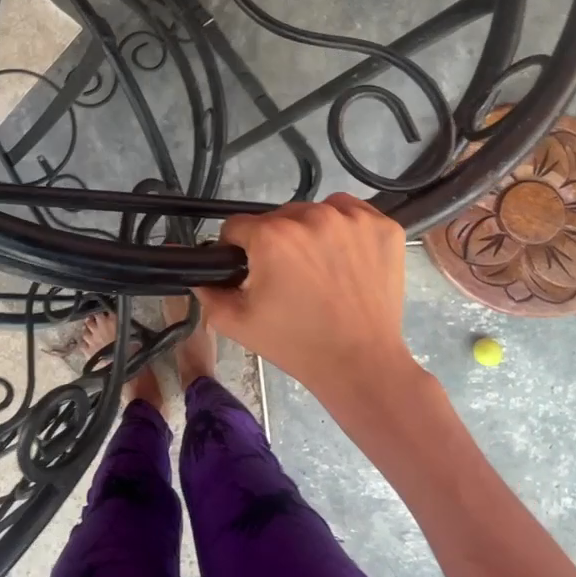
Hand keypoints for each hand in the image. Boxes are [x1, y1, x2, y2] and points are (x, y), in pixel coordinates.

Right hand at [193, 194, 419, 404]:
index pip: (237, 226)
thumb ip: (205, 289)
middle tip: (286, 279)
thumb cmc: (295, 344)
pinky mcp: (383, 227)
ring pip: (313, 212)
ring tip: (317, 268)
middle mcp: (311, 217)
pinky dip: (344, 228)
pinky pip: (351, 212)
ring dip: (308, 232)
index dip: (237, 250)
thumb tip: (192, 269)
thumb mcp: (235, 322)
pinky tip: (344, 257)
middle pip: (277, 217)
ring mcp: (351, 220)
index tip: (250, 272)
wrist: (361, 365)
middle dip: (274, 242)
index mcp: (271, 236)